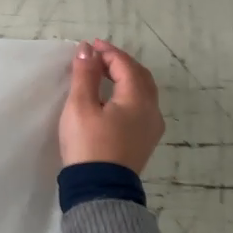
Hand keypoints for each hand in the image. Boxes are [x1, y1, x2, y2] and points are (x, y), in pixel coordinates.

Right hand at [59, 39, 163, 171]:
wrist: (100, 187)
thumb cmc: (89, 143)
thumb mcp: (81, 105)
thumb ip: (85, 74)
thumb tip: (87, 49)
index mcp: (138, 100)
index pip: (126, 66)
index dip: (108, 52)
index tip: (88, 46)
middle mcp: (152, 111)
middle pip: (140, 76)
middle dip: (119, 62)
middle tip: (95, 55)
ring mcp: (151, 127)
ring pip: (143, 91)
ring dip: (124, 76)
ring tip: (101, 71)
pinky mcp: (144, 139)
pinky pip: (141, 105)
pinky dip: (127, 91)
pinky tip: (111, 95)